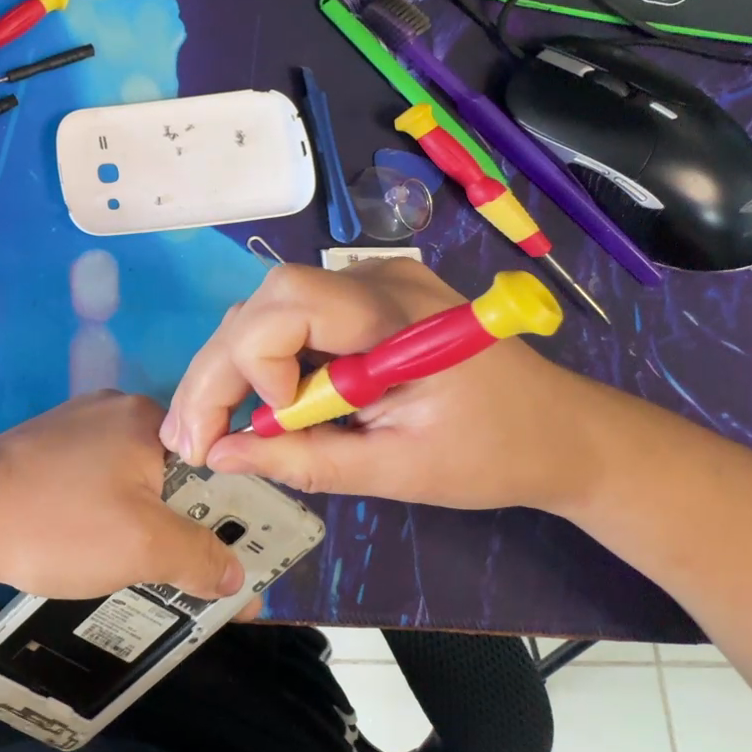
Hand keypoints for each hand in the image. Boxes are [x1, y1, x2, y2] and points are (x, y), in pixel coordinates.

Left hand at [0, 392, 251, 605]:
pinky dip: (106, 515)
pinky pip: (96, 482)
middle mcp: (112, 409)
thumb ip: (201, 559)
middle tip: (188, 578)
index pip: (213, 466)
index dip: (230, 520)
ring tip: (142, 573)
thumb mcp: (145, 549)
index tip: (232, 564)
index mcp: (145, 418)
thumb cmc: (59, 524)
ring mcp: (73, 425)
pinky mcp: (44, 447)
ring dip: (144, 525)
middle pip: (172, 474)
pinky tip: (95, 549)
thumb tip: (235, 574)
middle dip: (185, 527)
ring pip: (132, 481)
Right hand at [161, 259, 606, 513]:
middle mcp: (373, 280)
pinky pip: (283, 321)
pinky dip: (254, 365)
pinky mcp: (355, 299)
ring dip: (224, 369)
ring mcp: (363, 283)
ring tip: (199, 428)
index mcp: (399, 315)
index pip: (290, 306)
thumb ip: (305, 460)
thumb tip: (219, 455)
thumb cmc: (495, 456)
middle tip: (185, 439)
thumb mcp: (399, 471)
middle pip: (261, 307)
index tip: (270, 426)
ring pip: (261, 312)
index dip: (258, 364)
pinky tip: (239, 405)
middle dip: (215, 372)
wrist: (566, 432)